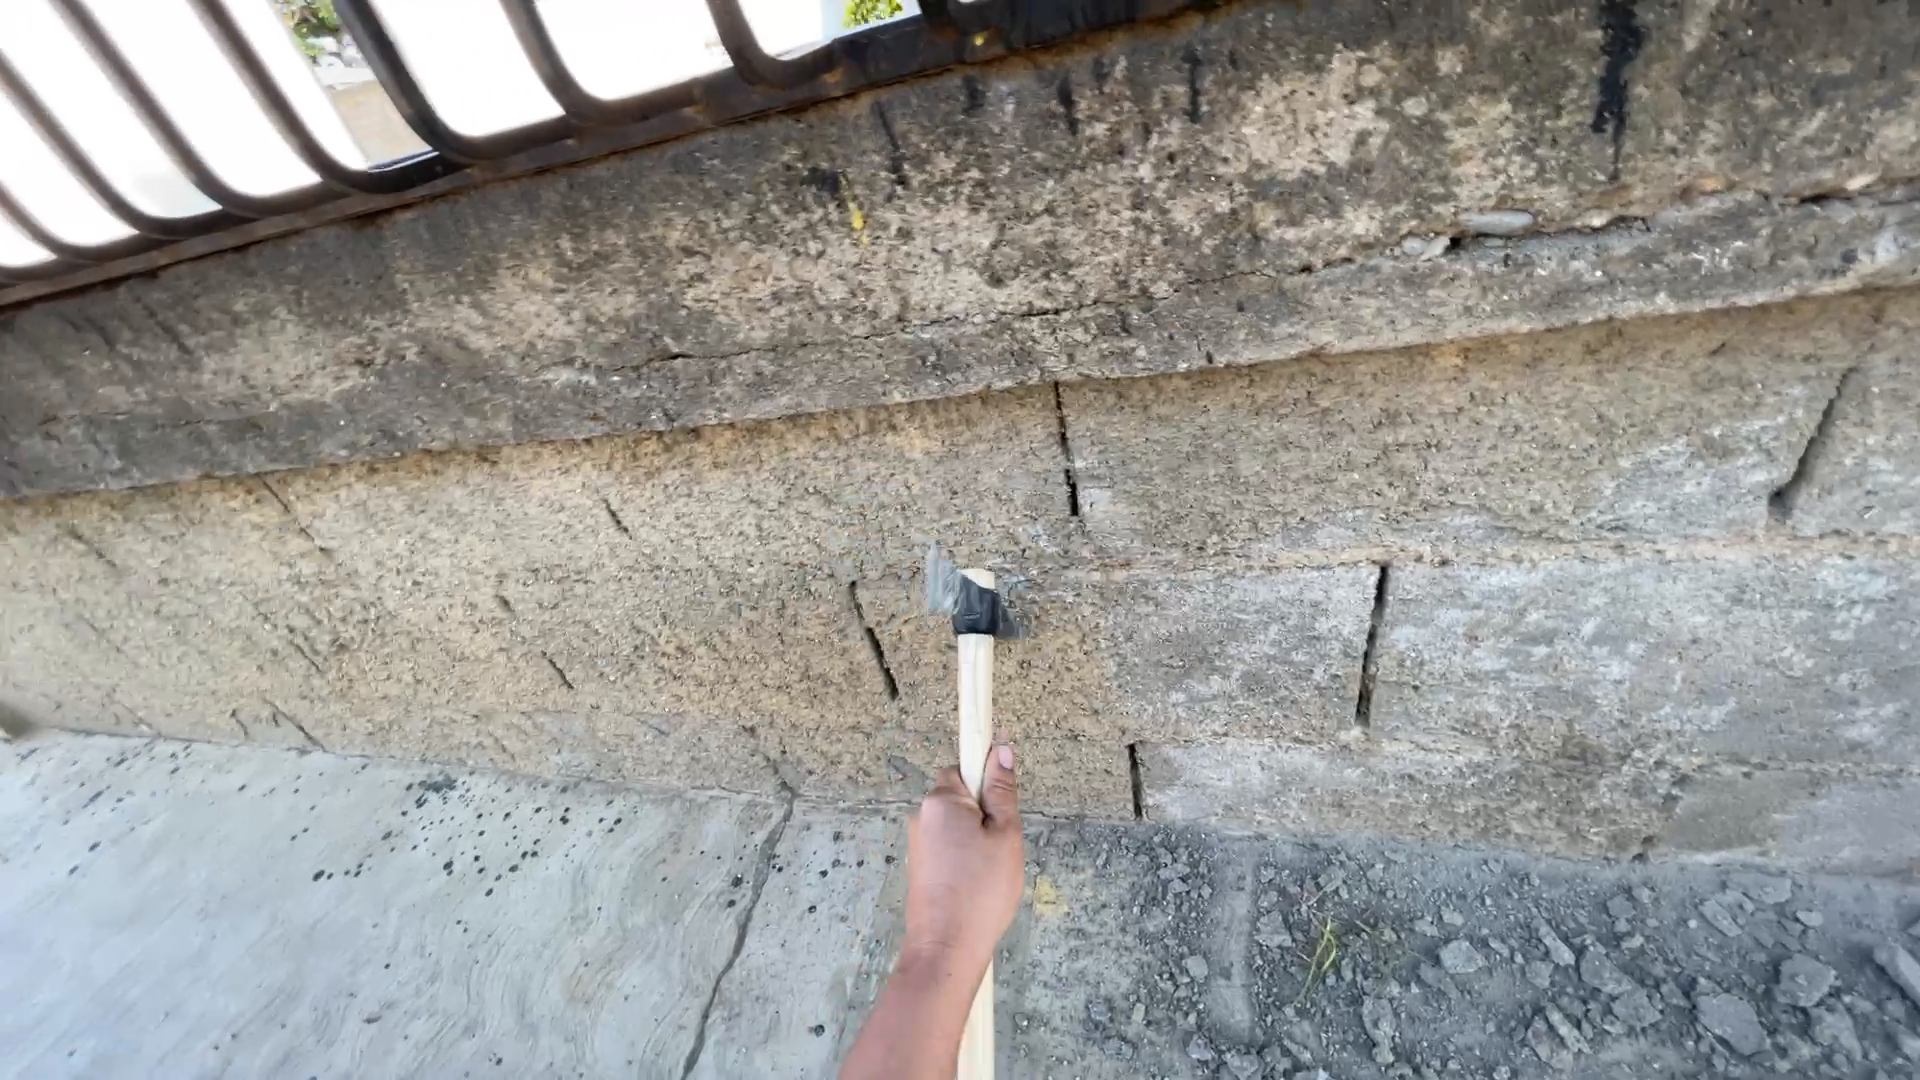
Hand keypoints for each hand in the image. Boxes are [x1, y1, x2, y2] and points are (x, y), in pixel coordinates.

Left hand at [902, 741, 1022, 971]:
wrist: (945, 950)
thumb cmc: (980, 891)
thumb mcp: (1005, 835)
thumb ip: (1002, 790)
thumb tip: (1001, 748)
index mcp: (941, 800)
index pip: (964, 765)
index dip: (986, 775)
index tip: (1003, 797)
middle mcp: (922, 815)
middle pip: (960, 795)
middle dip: (984, 812)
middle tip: (1003, 844)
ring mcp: (918, 842)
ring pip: (956, 823)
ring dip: (975, 837)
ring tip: (991, 871)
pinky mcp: (919, 866)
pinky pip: (948, 846)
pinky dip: (964, 857)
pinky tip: (977, 885)